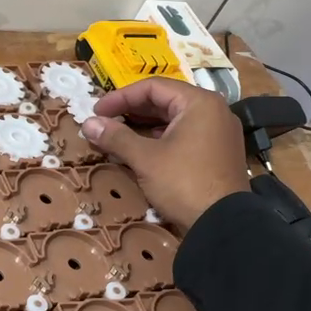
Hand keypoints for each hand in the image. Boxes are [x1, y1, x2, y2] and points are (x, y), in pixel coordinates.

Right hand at [79, 76, 250, 232]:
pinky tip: (140, 151)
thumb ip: (116, 137)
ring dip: (143, 126)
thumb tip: (87, 123)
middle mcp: (213, 111)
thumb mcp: (145, 158)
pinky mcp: (218, 152)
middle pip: (165, 101)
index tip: (97, 111)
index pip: (153, 87)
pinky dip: (160, 139)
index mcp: (199, 103)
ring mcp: (218, 132)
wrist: (223, 224)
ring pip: (174, 119)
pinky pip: (184, 135)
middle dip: (131, 111)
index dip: (120, 97)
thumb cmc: (184, 182)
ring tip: (117, 136)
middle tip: (104, 122)